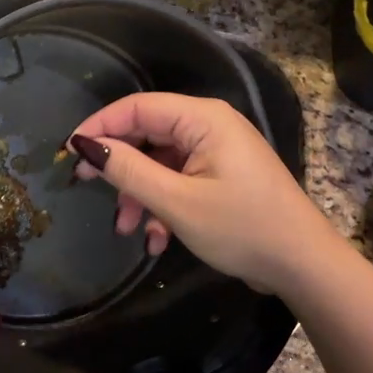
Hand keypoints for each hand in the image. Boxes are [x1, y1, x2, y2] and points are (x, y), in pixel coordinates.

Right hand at [69, 93, 339, 294]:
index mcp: (202, 118)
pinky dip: (162, 205)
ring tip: (128, 229)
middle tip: (86, 187)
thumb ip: (129, 171)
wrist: (303, 265)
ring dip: (139, 193)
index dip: (99, 126)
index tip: (68, 152)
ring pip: (160, 161)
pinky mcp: (222, 175)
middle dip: (118, 165)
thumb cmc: (242, 228)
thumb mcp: (177, 202)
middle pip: (147, 133)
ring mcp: (217, 151)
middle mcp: (209, 125)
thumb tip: (86, 146)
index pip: (136, 107)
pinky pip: (179, 179)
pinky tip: (157, 239)